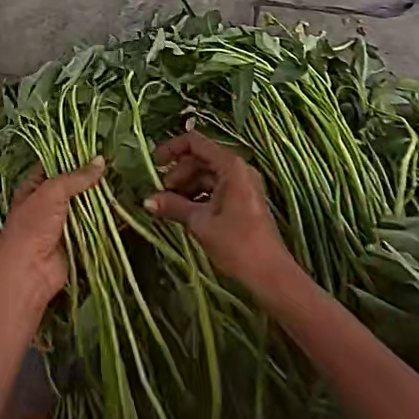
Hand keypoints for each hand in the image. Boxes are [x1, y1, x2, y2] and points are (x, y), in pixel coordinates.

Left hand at [0, 157, 104, 302]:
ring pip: (83, 203)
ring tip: (117, 180)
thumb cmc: (33, 226)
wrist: (29, 272)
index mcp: (34, 187)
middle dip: (88, 176)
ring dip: (97, 196)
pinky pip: (90, 223)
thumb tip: (100, 161)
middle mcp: (47, 202)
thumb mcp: (52, 192)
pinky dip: (102, 216)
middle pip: (71, 183)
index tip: (94, 146)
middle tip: (111, 163)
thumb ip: (76, 177)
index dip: (71, 154)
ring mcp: (61, 221)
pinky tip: (116, 205)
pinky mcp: (74, 239)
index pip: (54, 162)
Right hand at [146, 133, 295, 290]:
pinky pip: (216, 188)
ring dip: (187, 187)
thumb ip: (173, 206)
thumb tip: (147, 200)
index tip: (154, 164)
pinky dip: (198, 196)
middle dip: (178, 173)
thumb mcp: (201, 223)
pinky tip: (185, 212)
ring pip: (207, 175)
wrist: (271, 275)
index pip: (195, 142)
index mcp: (230, 165)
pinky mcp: (242, 200)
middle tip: (161, 194)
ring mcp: (242, 184)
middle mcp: (238, 168)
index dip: (172, 149)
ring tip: (169, 206)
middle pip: (200, 159)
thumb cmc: (237, 244)